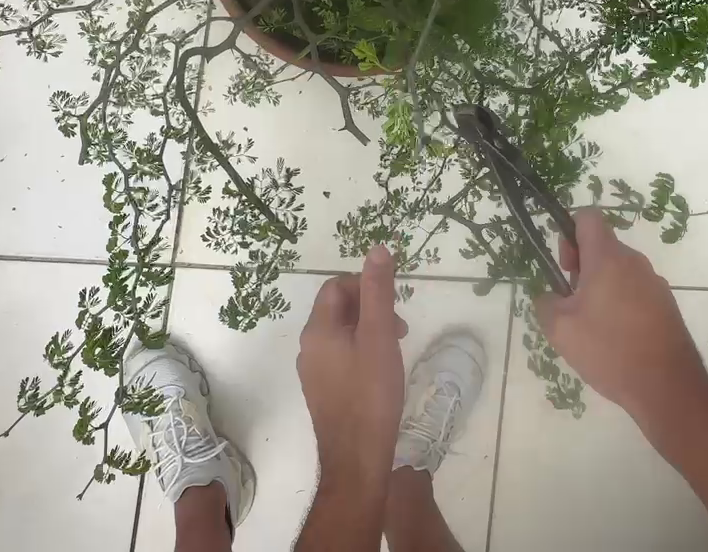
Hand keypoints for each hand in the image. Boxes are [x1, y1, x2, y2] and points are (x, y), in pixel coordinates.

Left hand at [297, 245, 406, 483]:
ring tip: (394, 346)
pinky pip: (339, 355)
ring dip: (367, 328)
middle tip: (399, 324)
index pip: (336, 286)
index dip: (364, 284)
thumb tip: (378, 249)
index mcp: (318, 330)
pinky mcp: (323, 391)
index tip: (392, 300)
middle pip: (337, 308)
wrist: (357, 458)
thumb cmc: (371, 392)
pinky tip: (381, 369)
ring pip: (340, 333)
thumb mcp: (380, 334)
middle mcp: (308, 348)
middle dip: (369, 306)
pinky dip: (360, 350)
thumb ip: (379, 291)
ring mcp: (313, 372)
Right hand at [535, 208, 707, 424]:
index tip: (565, 268)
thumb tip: (551, 296)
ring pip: (618, 271)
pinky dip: (621, 304)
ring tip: (593, 328)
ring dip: (601, 288)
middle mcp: (634, 261)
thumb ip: (545, 303)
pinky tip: (616, 340)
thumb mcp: (560, 329)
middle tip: (573, 305)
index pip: (588, 216)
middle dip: (582, 268)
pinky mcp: (666, 304)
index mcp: (608, 257)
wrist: (668, 387)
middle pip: (602, 246)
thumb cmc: (610, 350)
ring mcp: (654, 282)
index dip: (569, 233)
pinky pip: (635, 291)